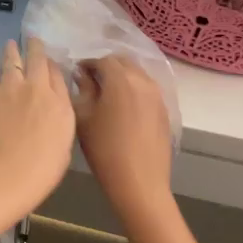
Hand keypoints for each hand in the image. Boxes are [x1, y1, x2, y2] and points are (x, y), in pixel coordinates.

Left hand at [0, 36, 74, 204]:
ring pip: (11, 59)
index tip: (49, 62)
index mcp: (60, 103)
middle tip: (33, 40)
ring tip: (10, 42)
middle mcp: (37, 87)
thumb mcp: (65, 141)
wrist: (13, 169)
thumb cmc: (44, 167)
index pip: (57, 75)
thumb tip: (55, 107)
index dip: (52, 66)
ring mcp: (10, 87)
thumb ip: (61, 118)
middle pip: (37, 60)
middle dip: (35, 48)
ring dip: (11, 49)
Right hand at [72, 56, 174, 211]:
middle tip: (92, 81)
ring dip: (122, 77)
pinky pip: (147, 90)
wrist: (139, 182)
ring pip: (138, 74)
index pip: (102, 60)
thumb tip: (83, 75)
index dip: (87, 64)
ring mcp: (158, 96)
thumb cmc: (104, 149)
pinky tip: (124, 109)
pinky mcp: (165, 111)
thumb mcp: (84, 117)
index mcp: (121, 80)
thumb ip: (83, 90)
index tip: (77, 74)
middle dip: (107, 66)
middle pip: (124, 62)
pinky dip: (134, 90)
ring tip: (108, 94)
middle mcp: (143, 81)